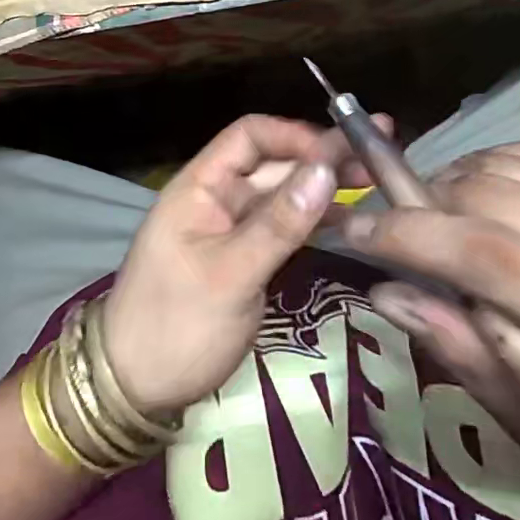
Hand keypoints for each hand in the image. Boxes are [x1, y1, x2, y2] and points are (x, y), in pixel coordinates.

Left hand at [101, 115, 378, 413]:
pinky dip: (311, 222)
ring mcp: (229, 232)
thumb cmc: (177, 324)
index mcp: (198, 189)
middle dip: (321, 158)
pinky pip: (280, 229)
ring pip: (280, 197)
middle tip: (383, 156)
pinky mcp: (242, 261)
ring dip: (322, 188)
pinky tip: (350, 222)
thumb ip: (279, 223)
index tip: (345, 151)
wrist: (136, 383)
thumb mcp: (230, 274)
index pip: (248, 137)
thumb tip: (326, 169)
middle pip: (271, 164)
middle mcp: (215, 201)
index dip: (296, 136)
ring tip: (378, 183)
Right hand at [343, 142, 519, 519]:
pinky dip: (490, 170)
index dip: (406, 233)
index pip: (487, 253)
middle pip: (490, 196)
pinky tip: (480, 203)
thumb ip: (462, 352)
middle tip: (394, 235)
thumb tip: (386, 289)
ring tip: (435, 221)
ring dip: (451, 184)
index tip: (351, 231)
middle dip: (422, 207)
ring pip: (509, 164)